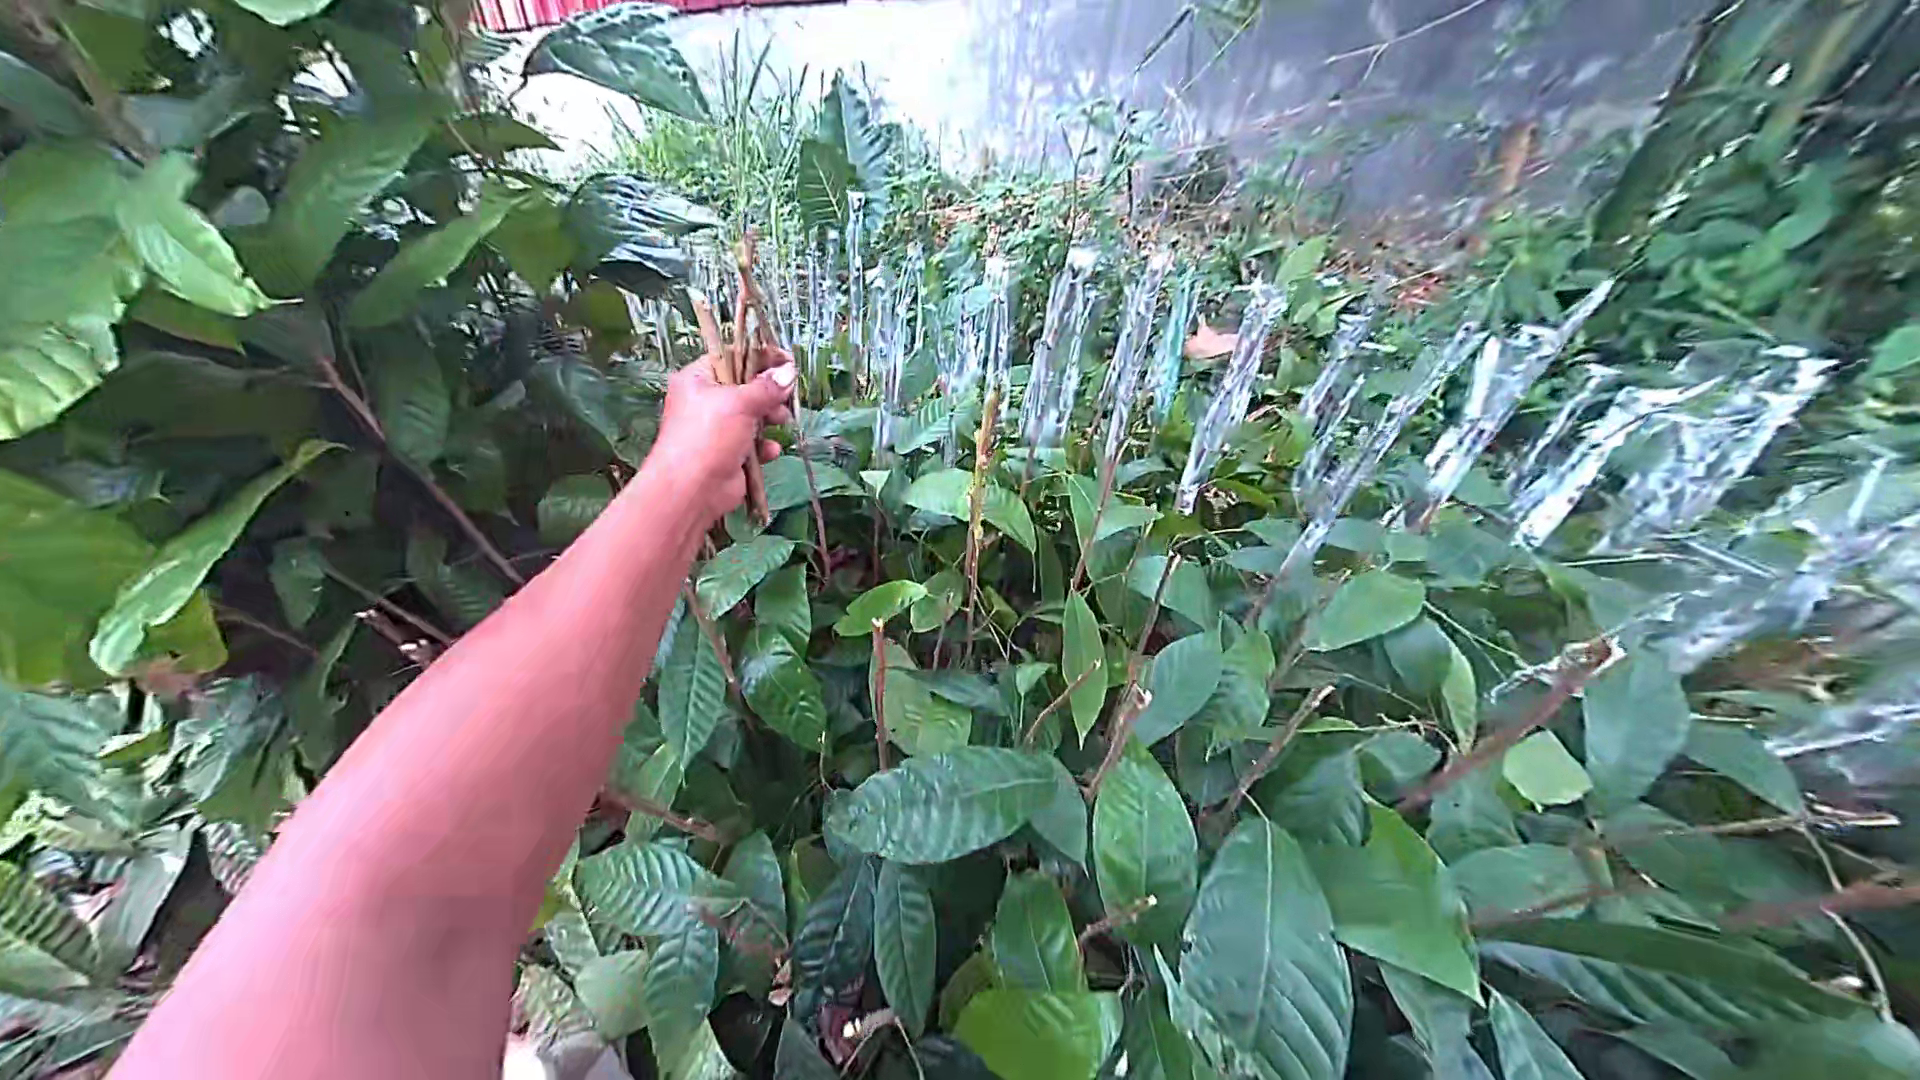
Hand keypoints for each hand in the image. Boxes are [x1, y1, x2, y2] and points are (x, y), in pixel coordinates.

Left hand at [644, 347, 795, 526]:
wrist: (692, 489)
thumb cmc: (708, 436)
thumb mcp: (739, 403)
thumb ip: (767, 387)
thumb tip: (789, 372)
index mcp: (699, 380)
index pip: (732, 358)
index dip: (761, 358)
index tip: (788, 361)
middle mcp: (707, 402)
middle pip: (747, 388)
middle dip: (770, 393)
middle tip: (786, 398)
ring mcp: (718, 429)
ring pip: (754, 416)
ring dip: (771, 419)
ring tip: (782, 422)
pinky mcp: (730, 453)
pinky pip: (754, 444)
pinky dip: (764, 447)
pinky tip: (770, 451)